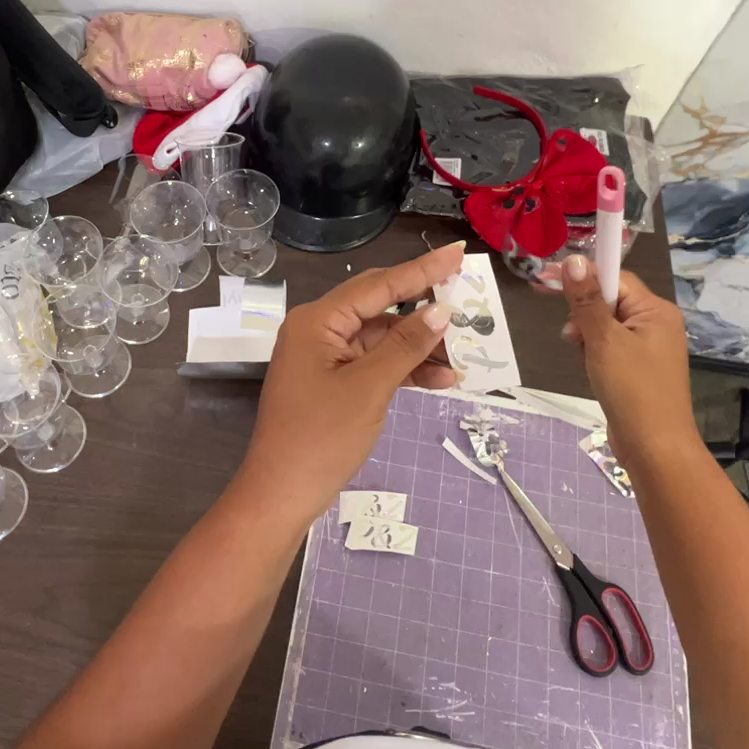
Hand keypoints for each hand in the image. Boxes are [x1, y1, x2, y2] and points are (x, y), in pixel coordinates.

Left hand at [240, 242, 464, 518]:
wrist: (282, 494)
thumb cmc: (321, 437)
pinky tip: (442, 379)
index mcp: (317, 320)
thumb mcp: (369, 388)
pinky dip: (404, 370)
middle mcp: (318, 329)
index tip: (457, 253)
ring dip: (419, 346)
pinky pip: (373, 363)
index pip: (378, 285)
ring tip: (463, 352)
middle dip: (424, 307)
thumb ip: (406, 345)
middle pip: (380, 306)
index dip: (422, 270)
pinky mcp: (332, 381)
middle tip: (467, 296)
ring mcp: (324, 356)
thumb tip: (440, 311)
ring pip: (381, 338)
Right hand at [557, 255, 697, 449]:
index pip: (614, 278)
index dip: (581, 277)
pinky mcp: (639, 367)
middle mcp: (657, 323)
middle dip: (583, 311)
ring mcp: (649, 347)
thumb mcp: (604, 341)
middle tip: (568, 334)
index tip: (544, 280)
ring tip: (580, 353)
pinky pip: (611, 344)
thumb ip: (586, 300)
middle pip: (610, 299)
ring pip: (606, 323)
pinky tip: (589, 364)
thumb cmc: (632, 390)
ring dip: (587, 332)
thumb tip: (573, 260)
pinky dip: (595, 349)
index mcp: (656, 311)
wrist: (655, 448)